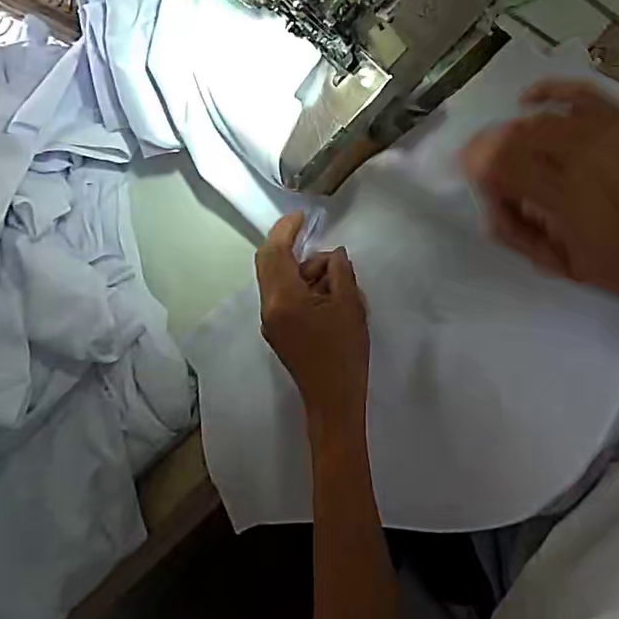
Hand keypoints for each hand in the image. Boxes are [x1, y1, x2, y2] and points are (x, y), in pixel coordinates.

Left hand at [257, 212, 370, 431]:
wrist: (334, 403)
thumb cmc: (345, 354)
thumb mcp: (350, 306)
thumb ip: (340, 272)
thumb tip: (334, 254)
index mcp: (283, 298)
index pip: (276, 251)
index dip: (287, 229)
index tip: (302, 215)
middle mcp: (269, 306)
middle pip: (268, 261)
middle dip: (288, 243)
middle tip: (310, 232)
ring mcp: (270, 320)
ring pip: (276, 277)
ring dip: (300, 267)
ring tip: (335, 275)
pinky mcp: (277, 330)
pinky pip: (282, 294)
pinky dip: (299, 283)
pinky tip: (326, 289)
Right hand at [462, 78, 618, 306]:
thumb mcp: (558, 264)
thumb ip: (513, 229)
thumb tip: (485, 194)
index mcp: (569, 200)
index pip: (504, 164)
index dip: (477, 161)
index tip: (466, 167)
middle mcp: (589, 160)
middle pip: (518, 135)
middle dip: (492, 145)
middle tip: (486, 161)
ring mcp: (613, 136)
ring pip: (543, 118)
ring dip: (516, 130)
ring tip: (513, 146)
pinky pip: (581, 93)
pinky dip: (552, 90)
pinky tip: (531, 99)